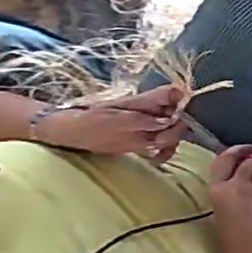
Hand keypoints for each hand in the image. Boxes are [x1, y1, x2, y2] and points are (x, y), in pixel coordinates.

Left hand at [33, 85, 189, 160]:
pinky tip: (157, 159)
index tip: (177, 117)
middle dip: (176, 128)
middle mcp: (154, 110)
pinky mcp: (145, 138)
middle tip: (159, 140)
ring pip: (176, 130)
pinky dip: (166, 151)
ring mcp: (150, 124)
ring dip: (172, 141)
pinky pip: (166, 144)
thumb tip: (167, 122)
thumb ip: (140, 120)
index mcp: (147, 100)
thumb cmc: (87, 120)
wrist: (67, 132)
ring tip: (156, 150)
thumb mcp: (112, 118)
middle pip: (181, 114)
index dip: (184, 102)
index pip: (176, 93)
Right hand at [209, 144, 251, 240]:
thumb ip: (229, 182)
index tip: (247, 148)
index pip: (225, 159)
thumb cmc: (231, 226)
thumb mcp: (220, 202)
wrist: (248, 244)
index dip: (238, 150)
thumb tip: (247, 162)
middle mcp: (238, 186)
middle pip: (251, 161)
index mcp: (218, 188)